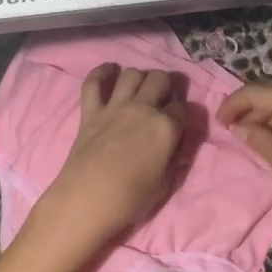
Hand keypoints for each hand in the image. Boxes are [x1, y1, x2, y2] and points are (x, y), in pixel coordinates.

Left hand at [31, 64, 190, 252]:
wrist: (87, 201)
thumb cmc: (131, 199)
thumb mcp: (165, 184)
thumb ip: (174, 158)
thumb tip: (179, 145)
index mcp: (166, 127)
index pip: (184, 108)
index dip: (185, 113)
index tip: (181, 121)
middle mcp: (143, 109)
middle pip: (160, 79)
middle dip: (167, 84)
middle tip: (163, 98)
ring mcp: (115, 107)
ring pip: (132, 74)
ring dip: (140, 77)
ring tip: (140, 89)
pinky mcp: (90, 112)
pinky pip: (93, 83)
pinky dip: (101, 72)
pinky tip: (109, 70)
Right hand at [218, 82, 271, 222]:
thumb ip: (260, 141)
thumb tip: (241, 128)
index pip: (254, 92)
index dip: (232, 104)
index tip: (219, 122)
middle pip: (267, 90)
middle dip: (245, 107)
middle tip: (230, 128)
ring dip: (261, 112)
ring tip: (247, 134)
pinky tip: (271, 134)